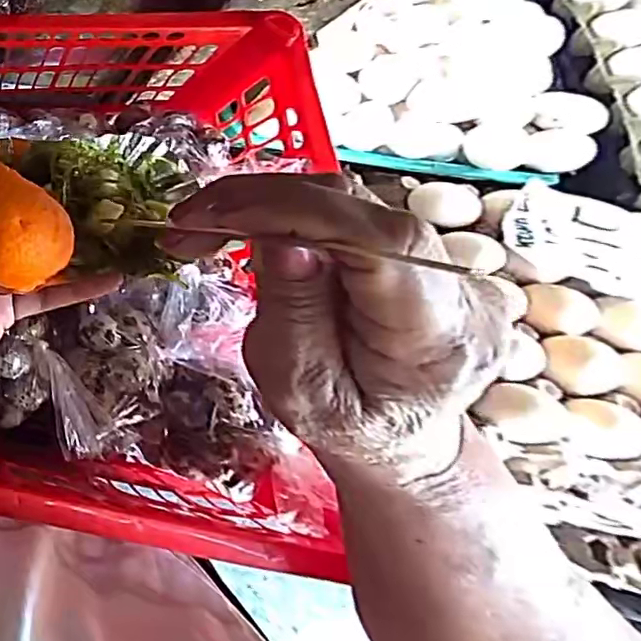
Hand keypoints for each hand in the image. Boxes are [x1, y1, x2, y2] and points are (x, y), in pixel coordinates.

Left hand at [0, 131, 122, 388]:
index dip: (20, 163)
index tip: (60, 148)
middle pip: (22, 213)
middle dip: (57, 200)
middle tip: (105, 184)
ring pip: (42, 252)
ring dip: (77, 241)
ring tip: (119, 225)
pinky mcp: (8, 309)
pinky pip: (49, 295)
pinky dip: (79, 288)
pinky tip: (114, 276)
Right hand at [167, 174, 509, 487]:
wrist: (400, 442)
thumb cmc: (344, 426)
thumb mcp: (300, 387)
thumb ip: (294, 314)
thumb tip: (281, 240)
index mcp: (437, 332)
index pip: (375, 239)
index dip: (290, 213)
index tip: (212, 217)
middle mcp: (456, 284)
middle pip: (353, 207)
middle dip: (256, 201)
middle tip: (184, 221)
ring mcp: (438, 260)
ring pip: (341, 198)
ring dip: (256, 201)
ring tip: (198, 225)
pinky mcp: (410, 249)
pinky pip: (338, 210)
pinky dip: (275, 208)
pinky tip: (237, 225)